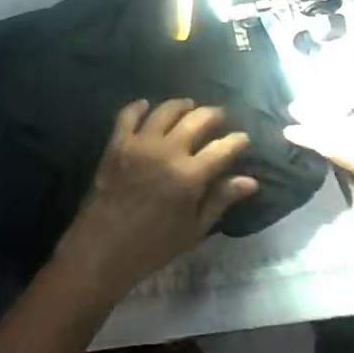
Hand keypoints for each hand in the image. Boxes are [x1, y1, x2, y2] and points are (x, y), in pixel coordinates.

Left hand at [54, 99, 259, 299]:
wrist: (103, 247)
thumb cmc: (153, 245)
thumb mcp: (193, 229)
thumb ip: (220, 199)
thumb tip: (249, 180)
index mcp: (190, 175)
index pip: (222, 149)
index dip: (237, 140)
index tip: (244, 138)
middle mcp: (167, 151)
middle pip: (196, 120)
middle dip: (213, 114)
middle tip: (220, 115)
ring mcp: (140, 143)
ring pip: (165, 111)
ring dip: (181, 105)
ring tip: (189, 105)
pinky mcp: (117, 143)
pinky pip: (128, 115)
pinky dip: (138, 107)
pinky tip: (146, 105)